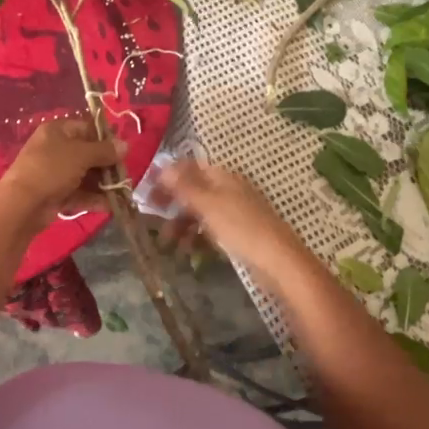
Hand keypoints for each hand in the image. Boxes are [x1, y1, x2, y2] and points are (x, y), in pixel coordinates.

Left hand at [0, 117, 126, 234]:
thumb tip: (125, 144)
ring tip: (122, 193)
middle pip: (87, 153)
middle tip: (124, 174)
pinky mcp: (56, 194)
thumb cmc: (51, 168)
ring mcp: (55, 172)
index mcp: (57, 131)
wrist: (22, 204)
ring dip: (103, 184)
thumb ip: (104, 150)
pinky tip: (111, 206)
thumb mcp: (80, 155)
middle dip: (107, 164)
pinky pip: (79, 193)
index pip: (86, 127)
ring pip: (85, 175)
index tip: (124, 148)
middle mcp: (56, 149)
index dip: (105, 137)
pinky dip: (94, 198)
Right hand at [162, 160, 307, 281]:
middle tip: (151, 218)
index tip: (147, 191)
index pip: (188, 167)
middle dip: (172, 203)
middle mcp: (228, 189)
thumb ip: (184, 185)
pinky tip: (188, 250)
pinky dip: (197, 236)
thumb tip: (162, 165)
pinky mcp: (239, 233)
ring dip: (181, 223)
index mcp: (222, 176)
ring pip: (200, 211)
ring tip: (168, 242)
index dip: (167, 176)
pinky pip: (211, 229)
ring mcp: (235, 211)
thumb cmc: (241, 228)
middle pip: (193, 190)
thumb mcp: (208, 204)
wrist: (280, 263)